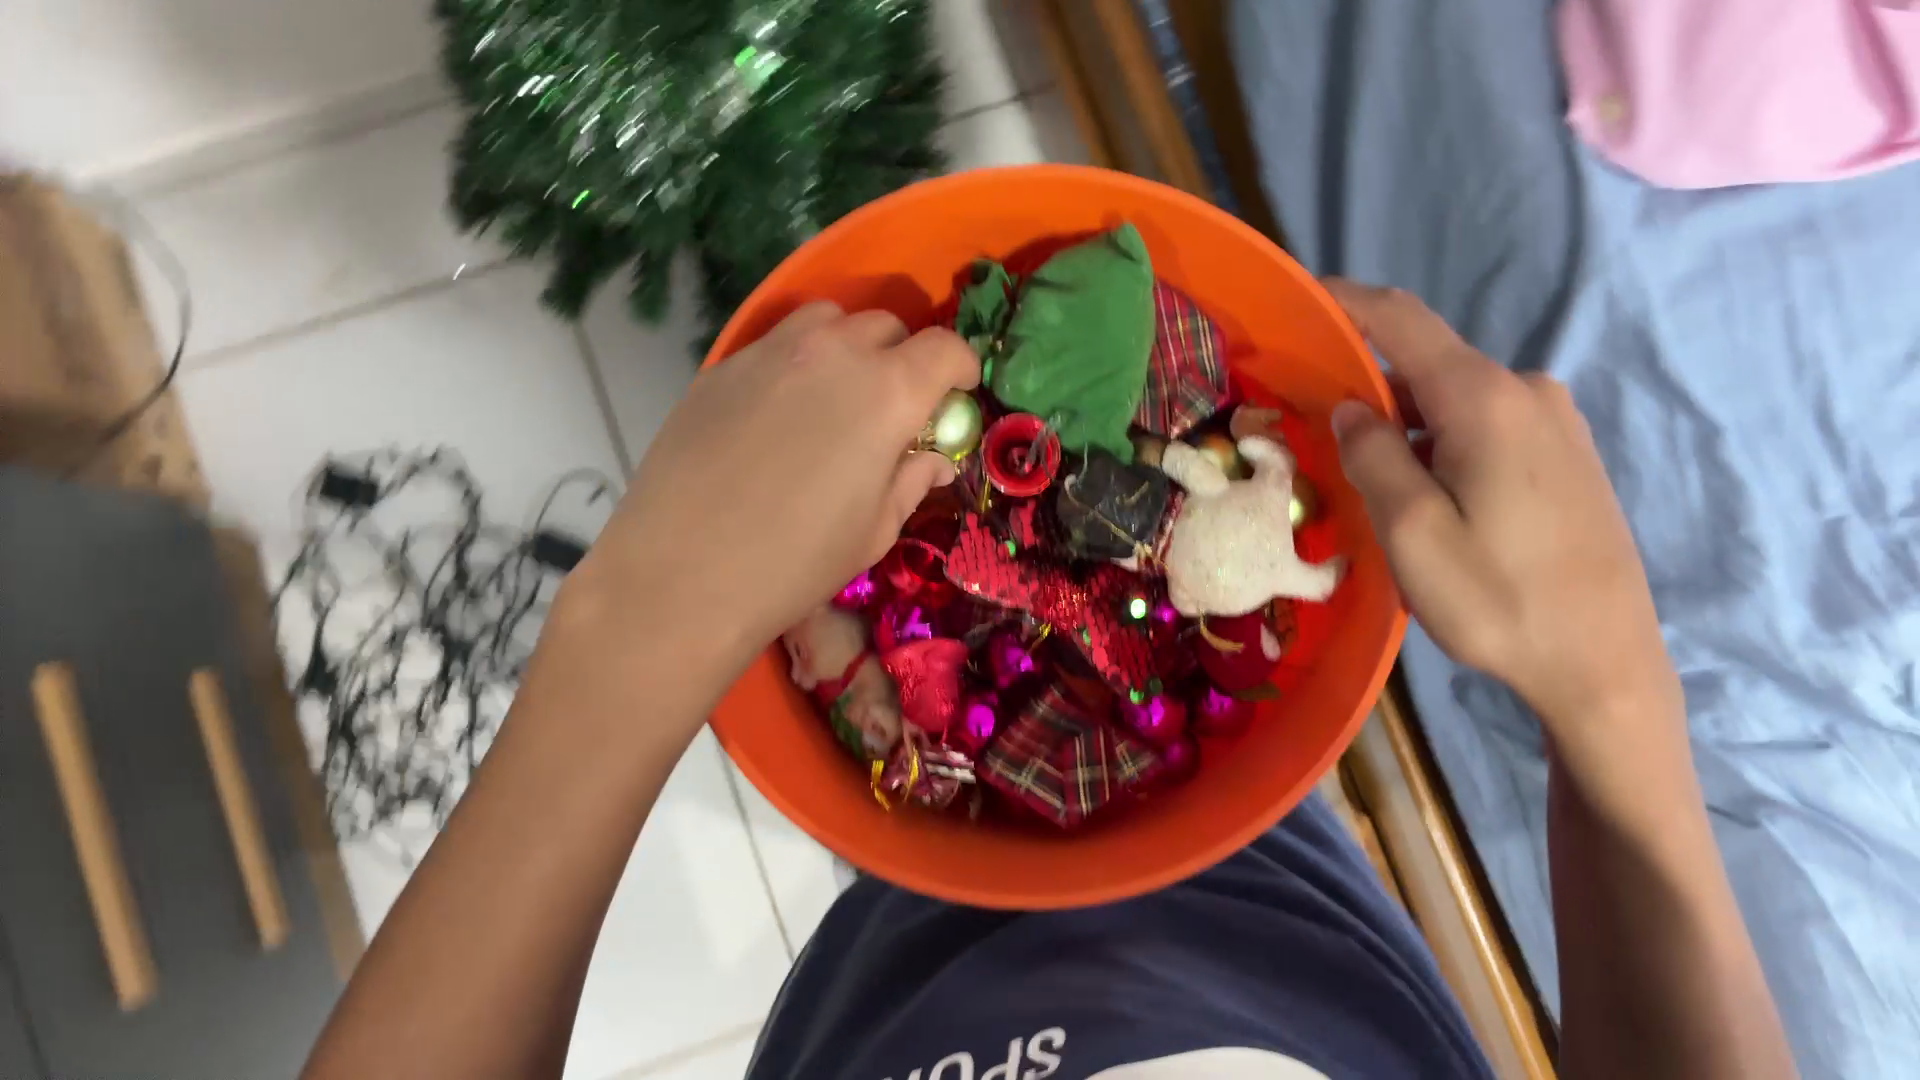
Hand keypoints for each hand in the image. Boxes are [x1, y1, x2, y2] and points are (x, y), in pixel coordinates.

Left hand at [565, 302, 979, 680]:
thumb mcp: (875, 531)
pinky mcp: (722, 367)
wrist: (682, 576)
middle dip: (904, 357)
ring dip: (848, 345)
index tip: (959, 390)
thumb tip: (932, 459)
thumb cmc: (797, 564)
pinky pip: (775, 344)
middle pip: (886, 326)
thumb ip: (911, 480)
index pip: (945, 348)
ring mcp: (770, 353)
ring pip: (827, 320)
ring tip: (839, 393)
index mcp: (887, 393)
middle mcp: (833, 353)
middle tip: (896, 405)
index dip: (962, 366)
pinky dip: (797, 362)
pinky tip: (782, 413)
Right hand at [1322, 281, 1681, 756]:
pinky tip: (1417, 486)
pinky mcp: (1565, 455)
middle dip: (1364, 379)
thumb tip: (1351, 409)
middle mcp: (1526, 392)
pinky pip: (1480, 423)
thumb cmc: (1499, 599)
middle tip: (1308, 417)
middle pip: (1425, 363)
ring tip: (1357, 467)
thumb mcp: (1412, 532)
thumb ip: (1373, 456)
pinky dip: (1434, 437)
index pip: (1403, 321)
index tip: (1300, 297)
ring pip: (1451, 398)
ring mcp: (1554, 423)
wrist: (1604, 664)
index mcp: (1485, 400)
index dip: (1346, 302)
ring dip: (1399, 419)